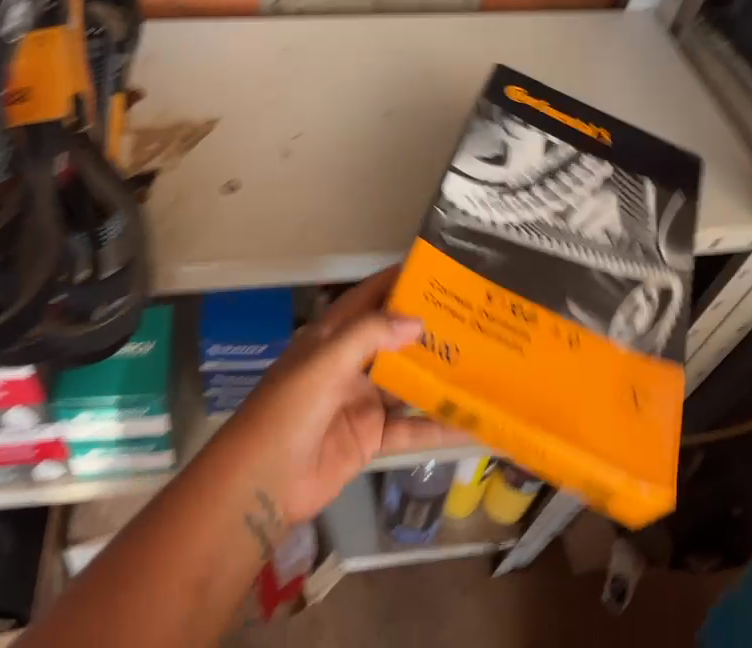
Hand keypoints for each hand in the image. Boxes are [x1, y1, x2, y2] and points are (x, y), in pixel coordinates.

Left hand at [207, 268, 463, 522]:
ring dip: (441, 375)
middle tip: (476, 318)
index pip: (367, 298)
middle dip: (429, 329)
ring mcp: (362, 401)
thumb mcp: (324, 365)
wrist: (263, 481)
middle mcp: (350, 363)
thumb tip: (416, 319)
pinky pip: (413, 427)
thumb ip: (368, 336)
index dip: (396, 282)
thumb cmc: (287, 412)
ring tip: (487, 362)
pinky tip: (476, 423)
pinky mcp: (373, 437)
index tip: (437, 270)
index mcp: (331, 337)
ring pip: (409, 382)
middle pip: (394, 339)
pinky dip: (441, 425)